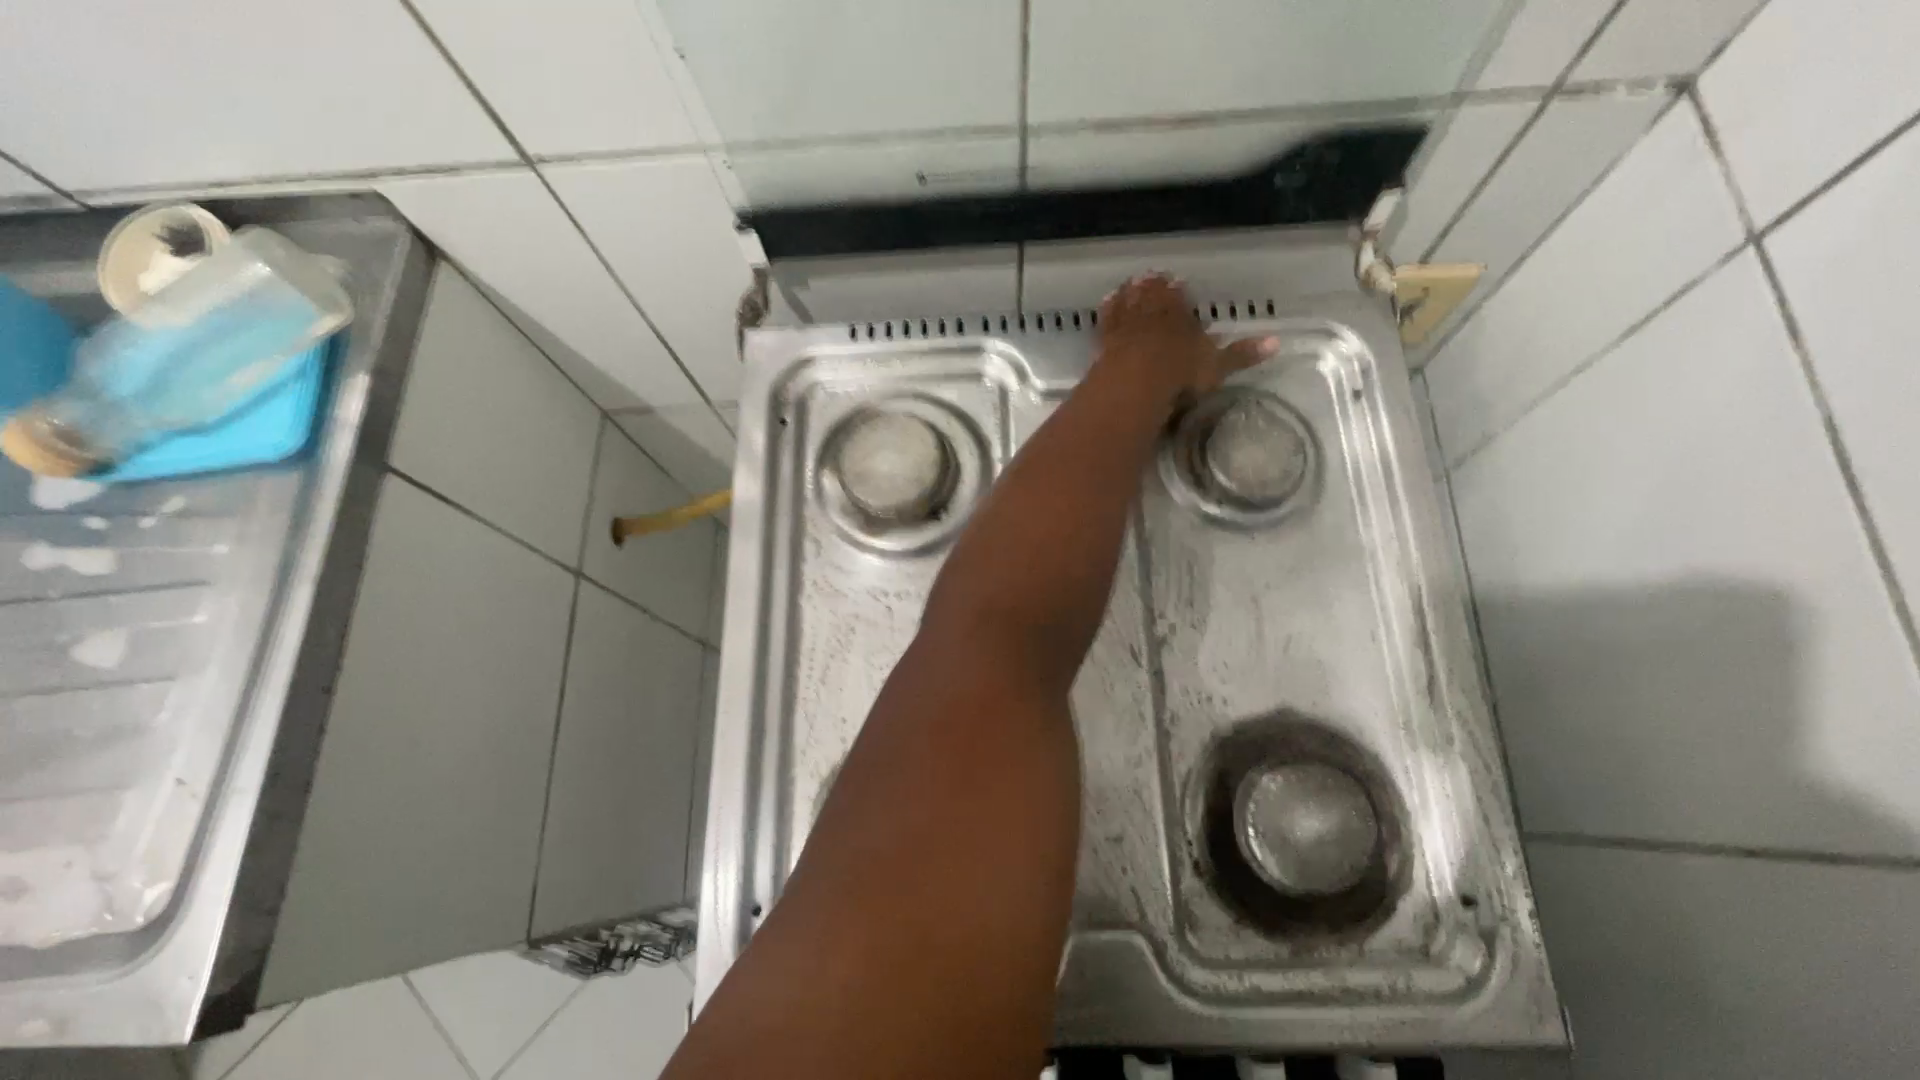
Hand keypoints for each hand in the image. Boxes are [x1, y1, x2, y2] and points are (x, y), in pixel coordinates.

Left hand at [1095, 274, 1276, 408]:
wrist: (1136, 381)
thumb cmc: (1180, 373)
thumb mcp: (1216, 366)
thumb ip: (1242, 354)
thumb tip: (1276, 342)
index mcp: (1180, 315)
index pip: (1180, 297)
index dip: (1179, 291)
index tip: (1178, 282)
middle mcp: (1153, 313)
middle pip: (1153, 294)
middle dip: (1153, 285)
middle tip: (1152, 274)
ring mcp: (1127, 324)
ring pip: (1129, 300)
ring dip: (1130, 291)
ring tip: (1129, 282)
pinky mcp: (1105, 339)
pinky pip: (1107, 318)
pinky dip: (1108, 308)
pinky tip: (1107, 300)